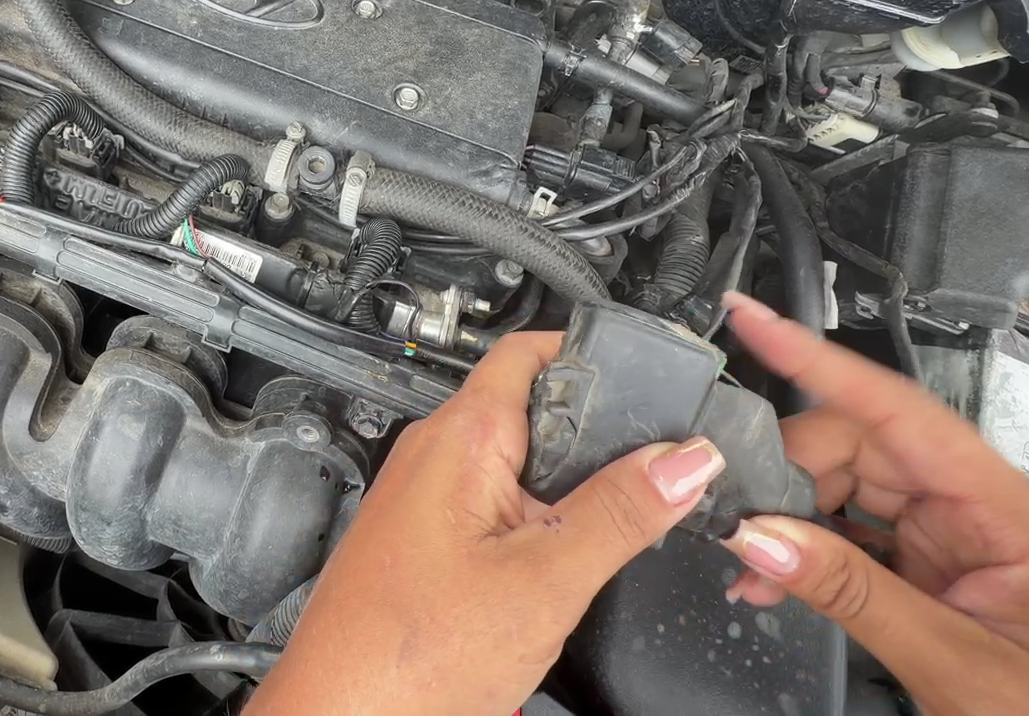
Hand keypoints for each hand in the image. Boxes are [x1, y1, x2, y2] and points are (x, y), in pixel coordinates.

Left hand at [246, 332, 727, 715]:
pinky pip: (490, 486)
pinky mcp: (427, 522)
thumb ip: (619, 513)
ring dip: (564, 465)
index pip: (527, 352)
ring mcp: (428, 484)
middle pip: (525, 398)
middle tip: (653, 447)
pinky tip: (561, 537)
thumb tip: (683, 460)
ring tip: (619, 496)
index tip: (643, 367)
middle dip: (589, 418)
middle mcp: (436, 446)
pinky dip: (534, 499)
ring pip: (511, 447)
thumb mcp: (543, 580)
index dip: (586, 349)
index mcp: (462, 435)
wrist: (346, 711)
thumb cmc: (414, 650)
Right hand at [717, 292, 1028, 715]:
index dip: (817, 360)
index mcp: (1016, 515)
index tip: (752, 319)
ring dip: (788, 520)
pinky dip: (806, 551)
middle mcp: (984, 510)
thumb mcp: (964, 671)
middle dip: (787, 475)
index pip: (900, 411)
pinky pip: (851, 534)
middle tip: (736, 515)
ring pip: (843, 489)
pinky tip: (774, 579)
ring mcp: (959, 539)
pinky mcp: (938, 567)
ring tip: (751, 567)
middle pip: (857, 449)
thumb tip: (752, 534)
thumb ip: (851, 594)